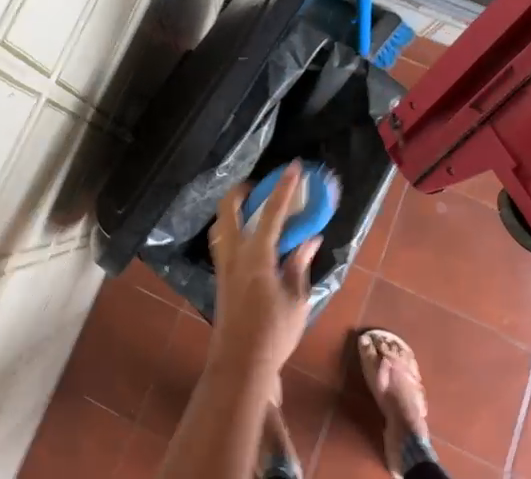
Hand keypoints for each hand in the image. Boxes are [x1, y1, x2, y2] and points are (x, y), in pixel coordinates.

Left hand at [207, 163, 322, 378]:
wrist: (240, 364)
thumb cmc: (274, 333)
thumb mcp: (297, 300)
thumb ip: (300, 265)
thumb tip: (310, 240)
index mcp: (256, 255)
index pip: (272, 212)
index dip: (284, 187)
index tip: (292, 167)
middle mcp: (234, 253)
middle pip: (228, 208)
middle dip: (242, 190)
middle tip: (260, 187)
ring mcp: (223, 266)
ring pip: (220, 224)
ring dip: (234, 210)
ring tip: (254, 211)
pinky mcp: (220, 278)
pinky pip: (222, 242)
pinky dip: (234, 230)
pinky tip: (249, 240)